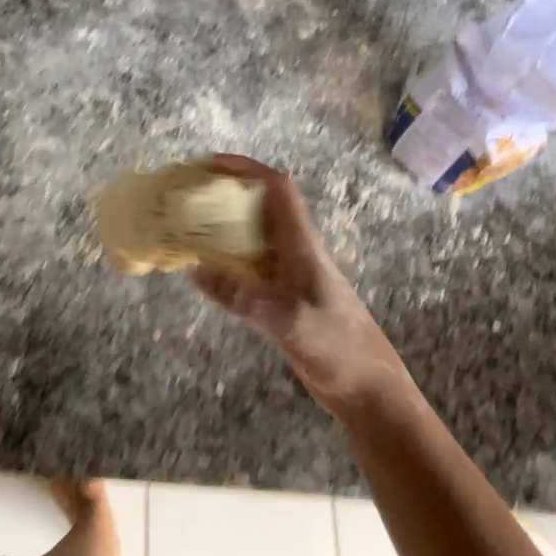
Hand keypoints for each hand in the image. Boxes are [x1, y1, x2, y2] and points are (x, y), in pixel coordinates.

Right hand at [189, 154, 404, 407]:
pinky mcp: (284, 300)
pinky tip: (202, 273)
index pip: (277, 189)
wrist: (370, 392)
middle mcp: (295, 252)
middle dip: (226, 194)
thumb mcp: (290, 322)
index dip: (247, 168)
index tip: (212, 164)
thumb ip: (243, 296)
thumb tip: (193, 268)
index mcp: (302, 245)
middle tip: (188, 196)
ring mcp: (290, 277)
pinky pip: (248, 268)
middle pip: (260, 207)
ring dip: (222, 227)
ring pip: (252, 237)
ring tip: (186, 227)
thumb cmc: (339, 349)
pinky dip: (224, 261)